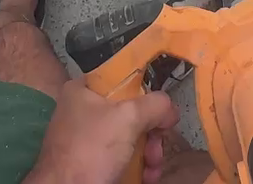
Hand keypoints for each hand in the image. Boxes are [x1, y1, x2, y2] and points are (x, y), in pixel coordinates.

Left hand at [22, 79, 178, 183]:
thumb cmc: (91, 150)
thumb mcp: (128, 117)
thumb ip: (155, 104)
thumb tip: (170, 109)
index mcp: (84, 89)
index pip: (123, 79)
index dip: (146, 94)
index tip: (161, 112)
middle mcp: (83, 110)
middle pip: (130, 112)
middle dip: (150, 133)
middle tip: (157, 147)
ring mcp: (85, 139)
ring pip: (127, 137)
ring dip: (147, 153)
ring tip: (152, 168)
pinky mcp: (89, 164)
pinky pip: (119, 157)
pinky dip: (135, 165)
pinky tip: (145, 176)